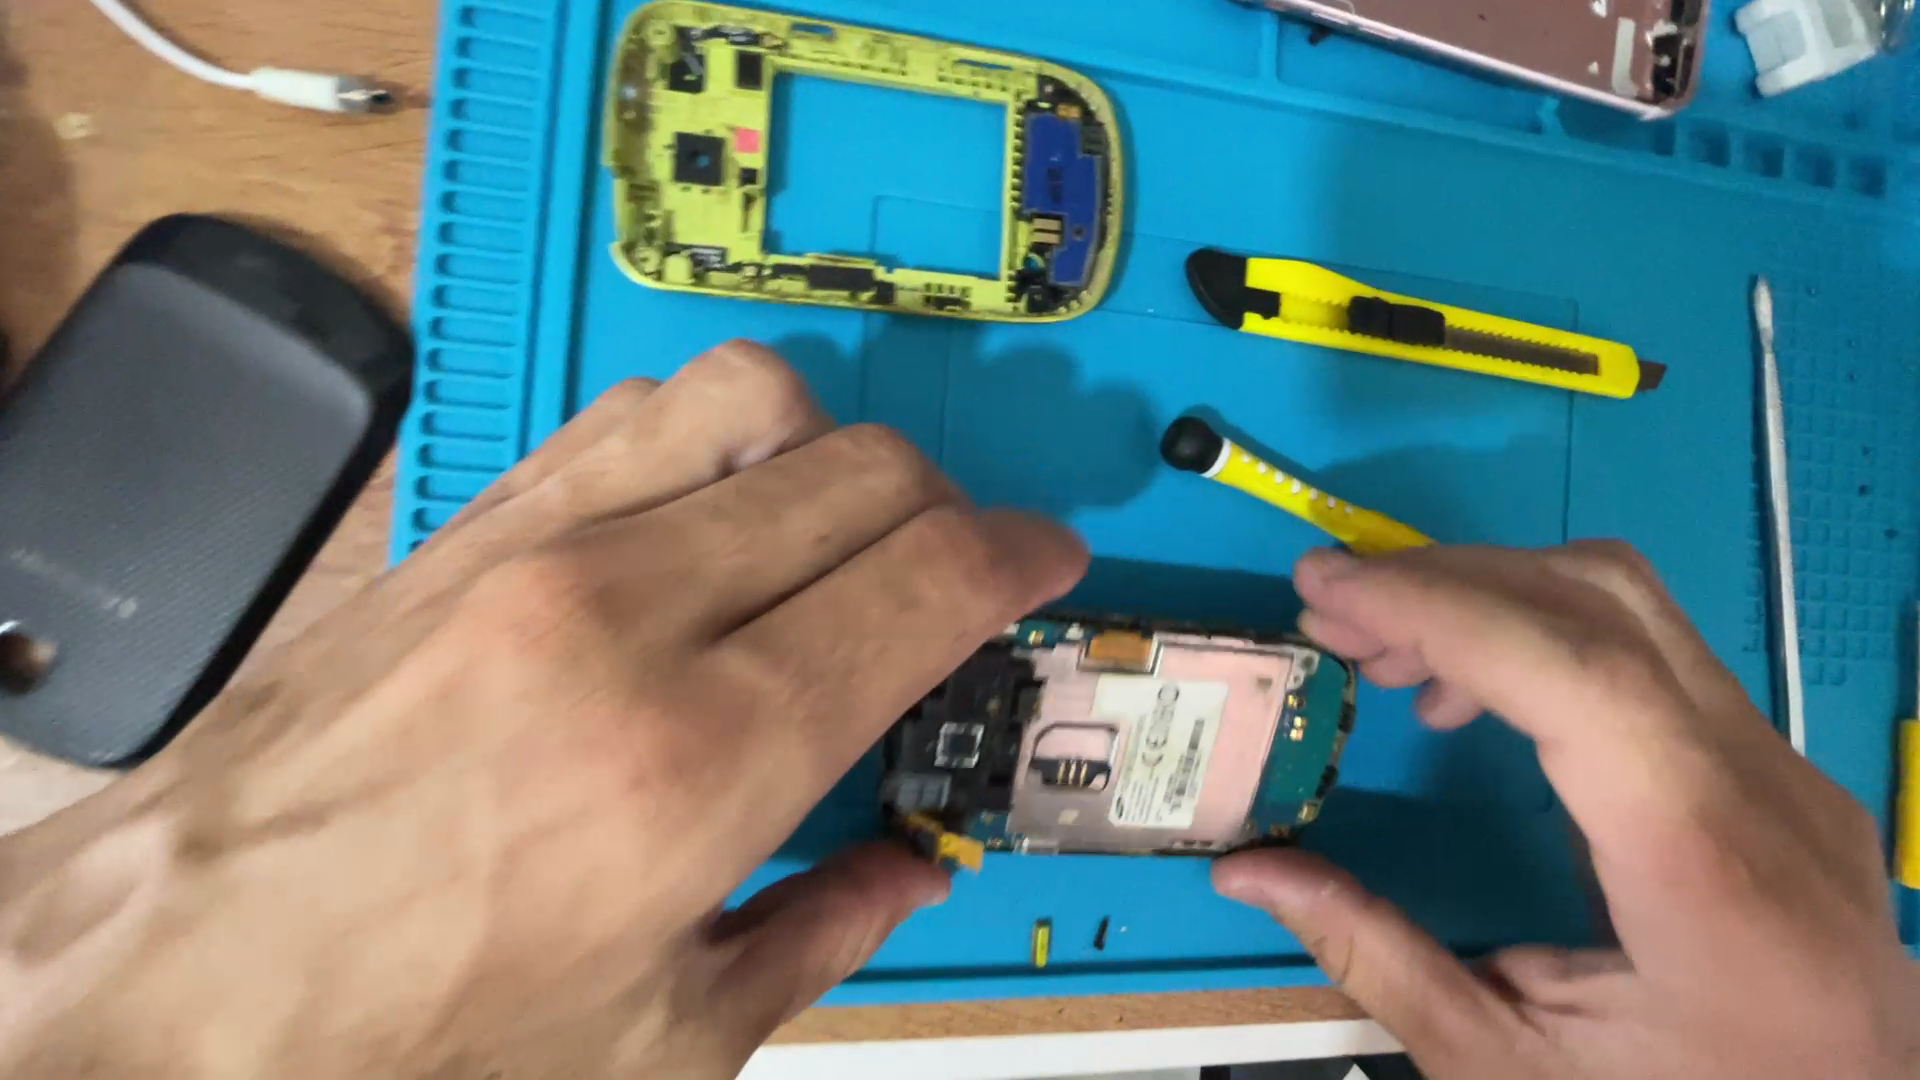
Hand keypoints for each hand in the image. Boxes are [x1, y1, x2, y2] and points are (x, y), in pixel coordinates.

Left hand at [0, 342, 1087, 1078]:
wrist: (142, 1003)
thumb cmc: (420, 1052)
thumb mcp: (666, 1044)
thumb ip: (824, 933)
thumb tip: (914, 869)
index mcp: (708, 760)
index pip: (926, 584)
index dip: (1017, 554)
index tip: (1047, 558)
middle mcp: (636, 618)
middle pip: (867, 473)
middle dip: (952, 507)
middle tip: (959, 565)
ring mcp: (545, 545)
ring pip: (759, 397)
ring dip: (842, 449)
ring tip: (845, 521)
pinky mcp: (480, 518)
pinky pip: (647, 409)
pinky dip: (732, 434)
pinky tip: (733, 503)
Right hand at [1214, 542, 1919, 1079]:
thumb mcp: (1504, 1074)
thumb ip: (1368, 955)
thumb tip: (1239, 870)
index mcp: (1712, 881)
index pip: (1580, 678)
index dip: (1438, 609)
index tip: (1325, 588)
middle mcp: (1765, 792)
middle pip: (1597, 606)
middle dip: (1437, 581)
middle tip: (1324, 606)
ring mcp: (1772, 764)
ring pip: (1617, 600)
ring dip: (1474, 591)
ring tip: (1371, 640)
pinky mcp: (1752, 760)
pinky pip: (1626, 640)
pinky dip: (1515, 625)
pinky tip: (1451, 687)